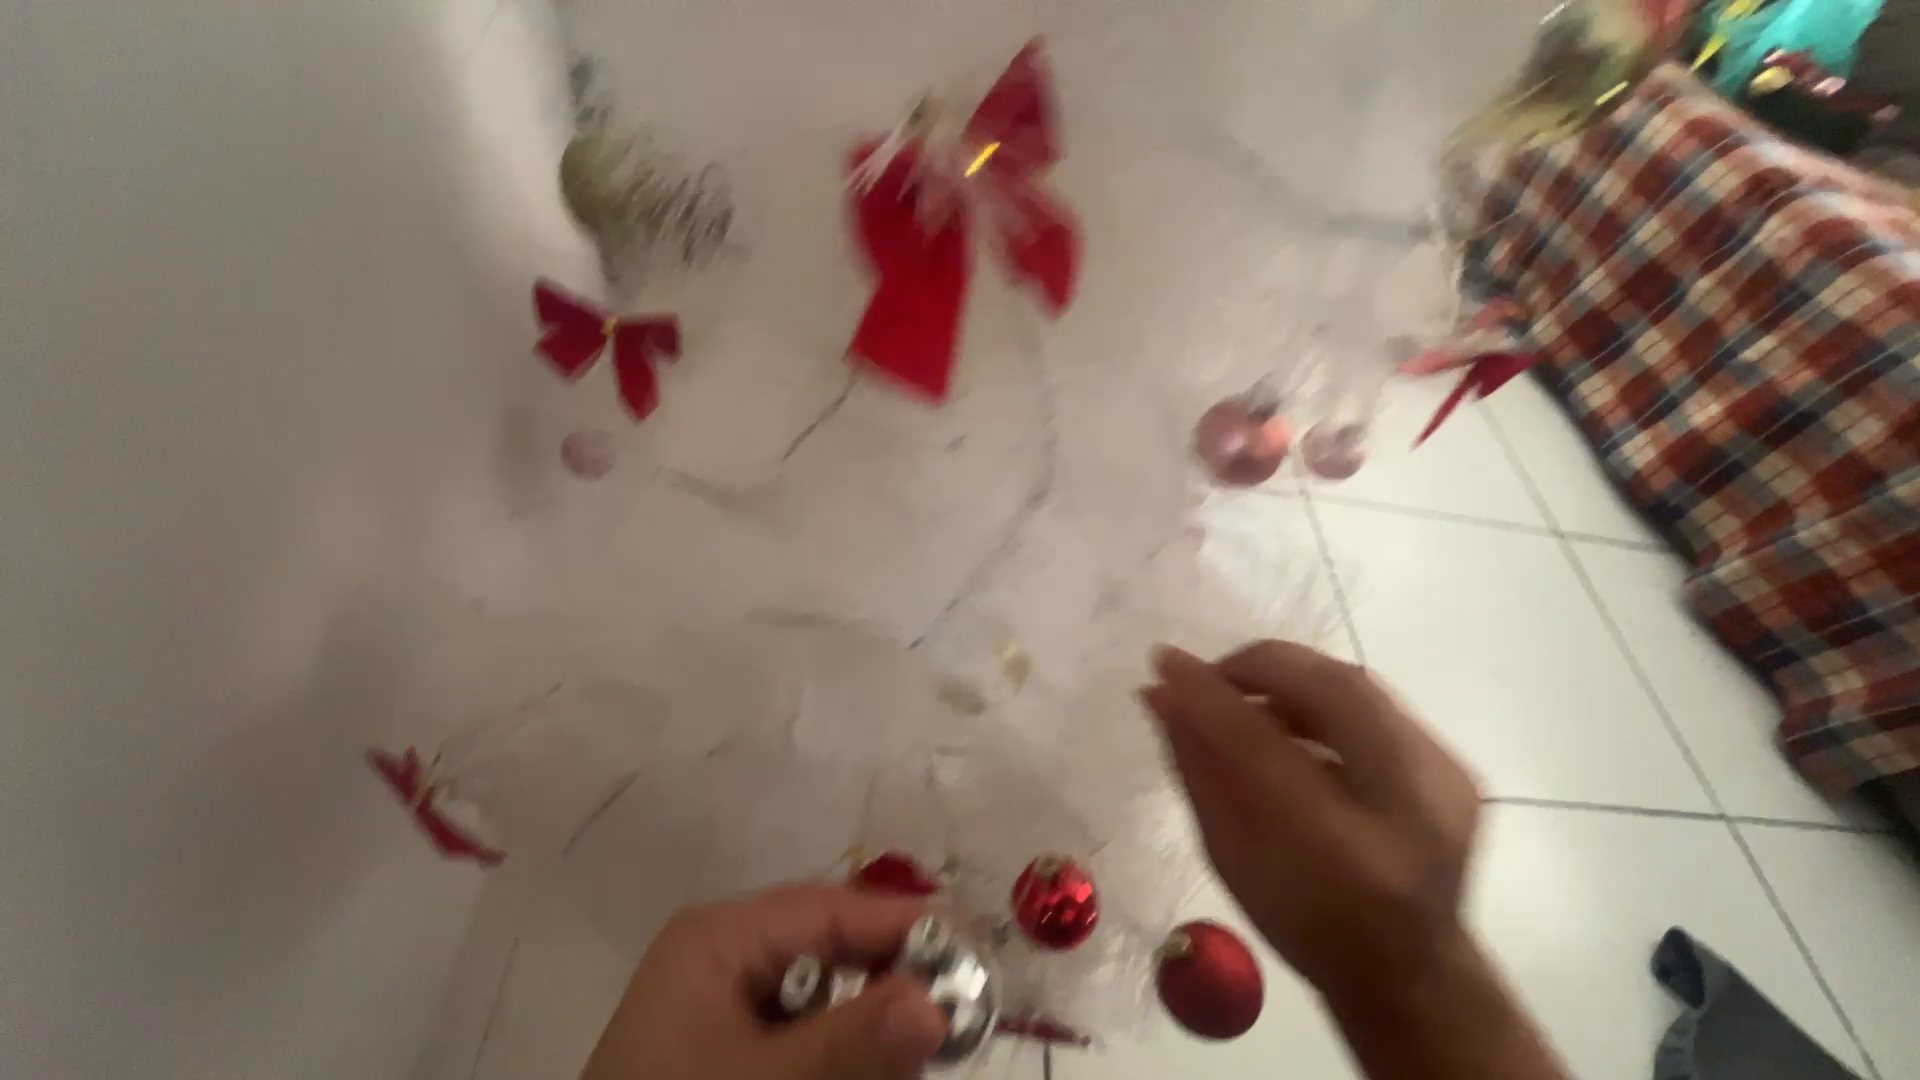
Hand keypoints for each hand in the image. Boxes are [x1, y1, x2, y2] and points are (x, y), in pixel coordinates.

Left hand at [582, 885, 949, 1079]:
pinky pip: (804, 1033)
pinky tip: (865, 1068)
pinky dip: (838, 1053)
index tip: (971, 950)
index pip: (831, 910)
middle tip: (947, 1023)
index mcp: (720, 936)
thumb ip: (850, 1044)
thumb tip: (938, 1004)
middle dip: (887, 987)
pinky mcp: (731, 1045)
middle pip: (833, 951)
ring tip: (902, 1057)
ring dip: (867, 1027)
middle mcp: (726, 954)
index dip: (902, 926)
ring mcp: (727, 1002)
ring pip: (826, 996)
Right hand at [1141, 642, 1483, 1011]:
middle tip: (1209, 678)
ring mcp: (1444, 779)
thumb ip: (1196, 768)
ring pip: (1355, 686)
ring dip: (1288, 679)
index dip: (1207, 694)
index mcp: (1339, 850)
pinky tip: (1292, 718)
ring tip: (1245, 699)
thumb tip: (1161, 696)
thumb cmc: (1301, 922)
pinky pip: (1373, 704)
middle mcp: (1409, 804)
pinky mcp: (1454, 766)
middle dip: (1256, 667)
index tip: (1163, 661)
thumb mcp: (1229, 854)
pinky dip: (1320, 696)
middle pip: (1329, 689)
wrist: (1408, 973)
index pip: (1260, 743)